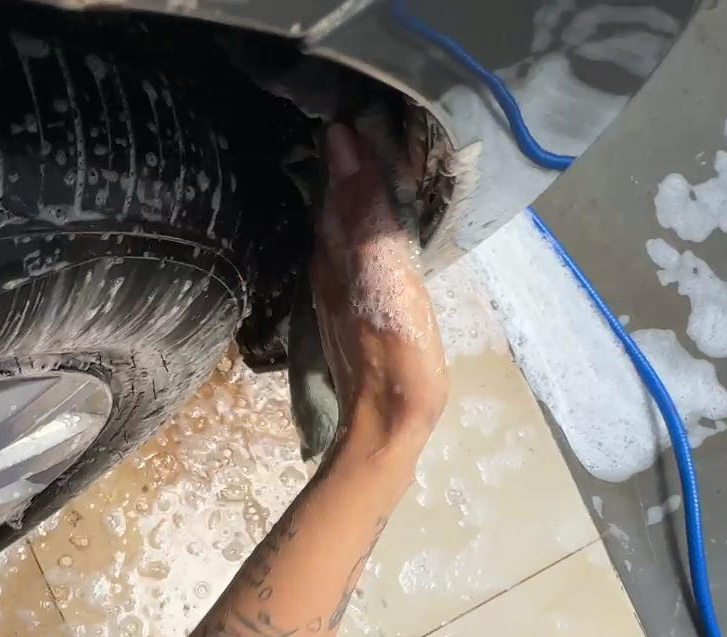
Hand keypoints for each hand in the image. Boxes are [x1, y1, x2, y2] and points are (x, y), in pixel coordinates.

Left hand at [309, 123, 449, 463]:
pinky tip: (370, 235)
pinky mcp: (351, 320)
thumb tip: (342, 149)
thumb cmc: (397, 359)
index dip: (345, 156)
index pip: (337, 191)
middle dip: (345, 173)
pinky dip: (359, 237)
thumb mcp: (387, 282)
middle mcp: (329, 274)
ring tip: (370, 170)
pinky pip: (350, 262)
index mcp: (338, 260)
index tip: (357, 119)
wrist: (384, 427)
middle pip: (334, 212)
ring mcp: (338, 300)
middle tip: (366, 133)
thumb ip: (367, 218)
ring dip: (351, 202)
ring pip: (339, 237)